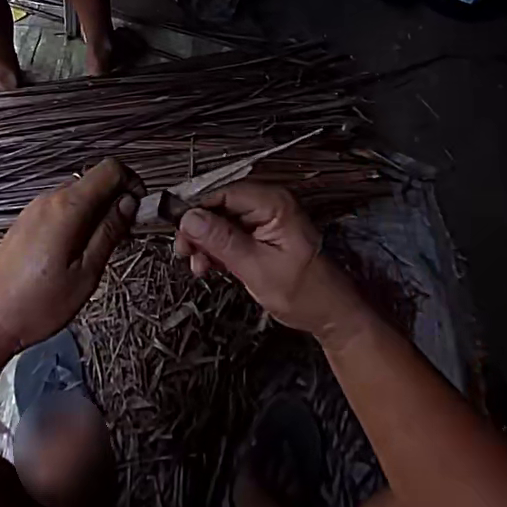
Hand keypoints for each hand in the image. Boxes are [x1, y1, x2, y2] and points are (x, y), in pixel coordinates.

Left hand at [0, 158, 142, 362]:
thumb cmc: (35, 304)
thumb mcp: (86, 274)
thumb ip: (109, 233)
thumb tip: (129, 204)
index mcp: (68, 207)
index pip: (110, 169)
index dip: (132, 183)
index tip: (138, 209)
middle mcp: (50, 199)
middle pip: (95, 180)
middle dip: (117, 200)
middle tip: (125, 235)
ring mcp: (36, 209)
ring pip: (80, 195)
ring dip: (99, 212)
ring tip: (102, 249)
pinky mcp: (28, 222)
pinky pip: (63, 208)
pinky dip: (80, 219)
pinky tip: (78, 251)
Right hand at [173, 182, 366, 342]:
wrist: (329, 313)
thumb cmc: (304, 292)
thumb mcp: (257, 268)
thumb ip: (222, 241)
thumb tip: (190, 218)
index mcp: (274, 202)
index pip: (224, 192)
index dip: (196, 208)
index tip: (177, 229)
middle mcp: (268, 203)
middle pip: (219, 205)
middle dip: (198, 229)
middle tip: (184, 252)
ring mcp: (264, 218)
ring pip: (220, 220)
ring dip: (205, 242)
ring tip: (198, 266)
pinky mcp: (259, 233)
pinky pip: (229, 233)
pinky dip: (216, 249)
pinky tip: (209, 266)